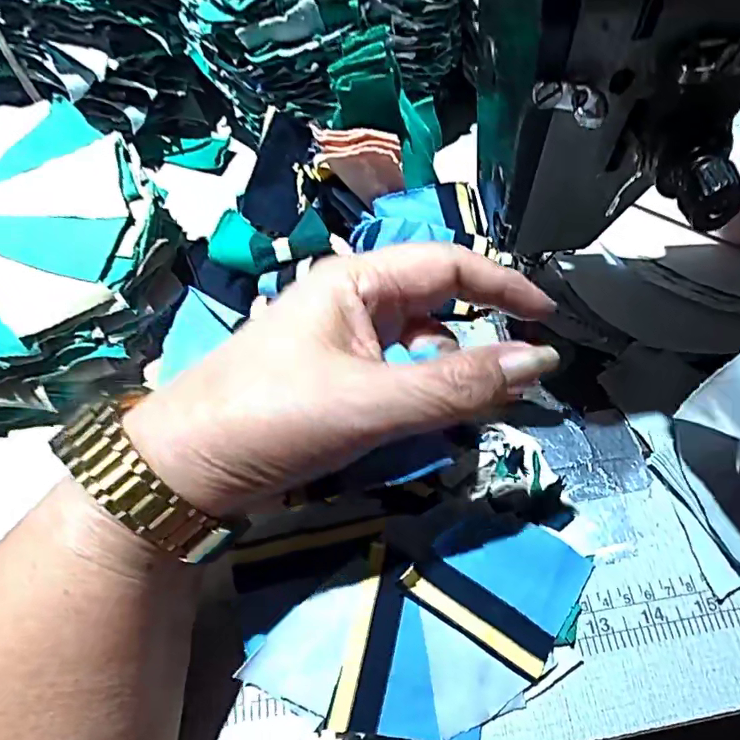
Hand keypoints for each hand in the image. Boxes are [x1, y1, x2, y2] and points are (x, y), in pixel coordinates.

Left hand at [123, 244, 557, 517]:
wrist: (189, 474)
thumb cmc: (272, 419)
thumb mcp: (374, 400)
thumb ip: (460, 385)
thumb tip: (541, 361)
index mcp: (357, 281)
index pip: (450, 265)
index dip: (505, 285)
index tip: (550, 314)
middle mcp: (358, 303)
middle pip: (444, 303)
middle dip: (489, 329)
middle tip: (527, 367)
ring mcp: (352, 342)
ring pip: (430, 343)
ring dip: (463, 369)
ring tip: (487, 401)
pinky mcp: (348, 379)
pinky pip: (411, 374)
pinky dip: (438, 391)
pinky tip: (444, 415)